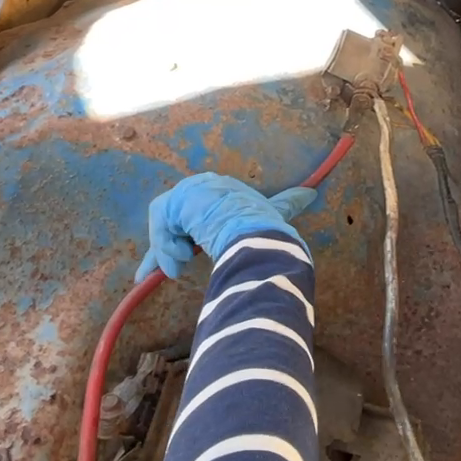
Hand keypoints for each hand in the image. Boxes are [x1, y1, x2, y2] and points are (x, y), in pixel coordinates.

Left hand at [135, 173, 318, 282]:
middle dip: (166, 247)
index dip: (185, 236)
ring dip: (168, 249)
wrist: (256, 232)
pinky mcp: (178, 199)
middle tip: (150, 275)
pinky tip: (178, 263)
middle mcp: (209, 186)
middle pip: (178, 219)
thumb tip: (310, 192)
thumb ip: (289, 203)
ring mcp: (192, 190)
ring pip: (168, 222)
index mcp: (228, 192)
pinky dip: (165, 246)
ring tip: (178, 269)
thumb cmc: (267, 230)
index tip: (177, 258)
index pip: (201, 212)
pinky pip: (161, 223)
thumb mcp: (275, 217)